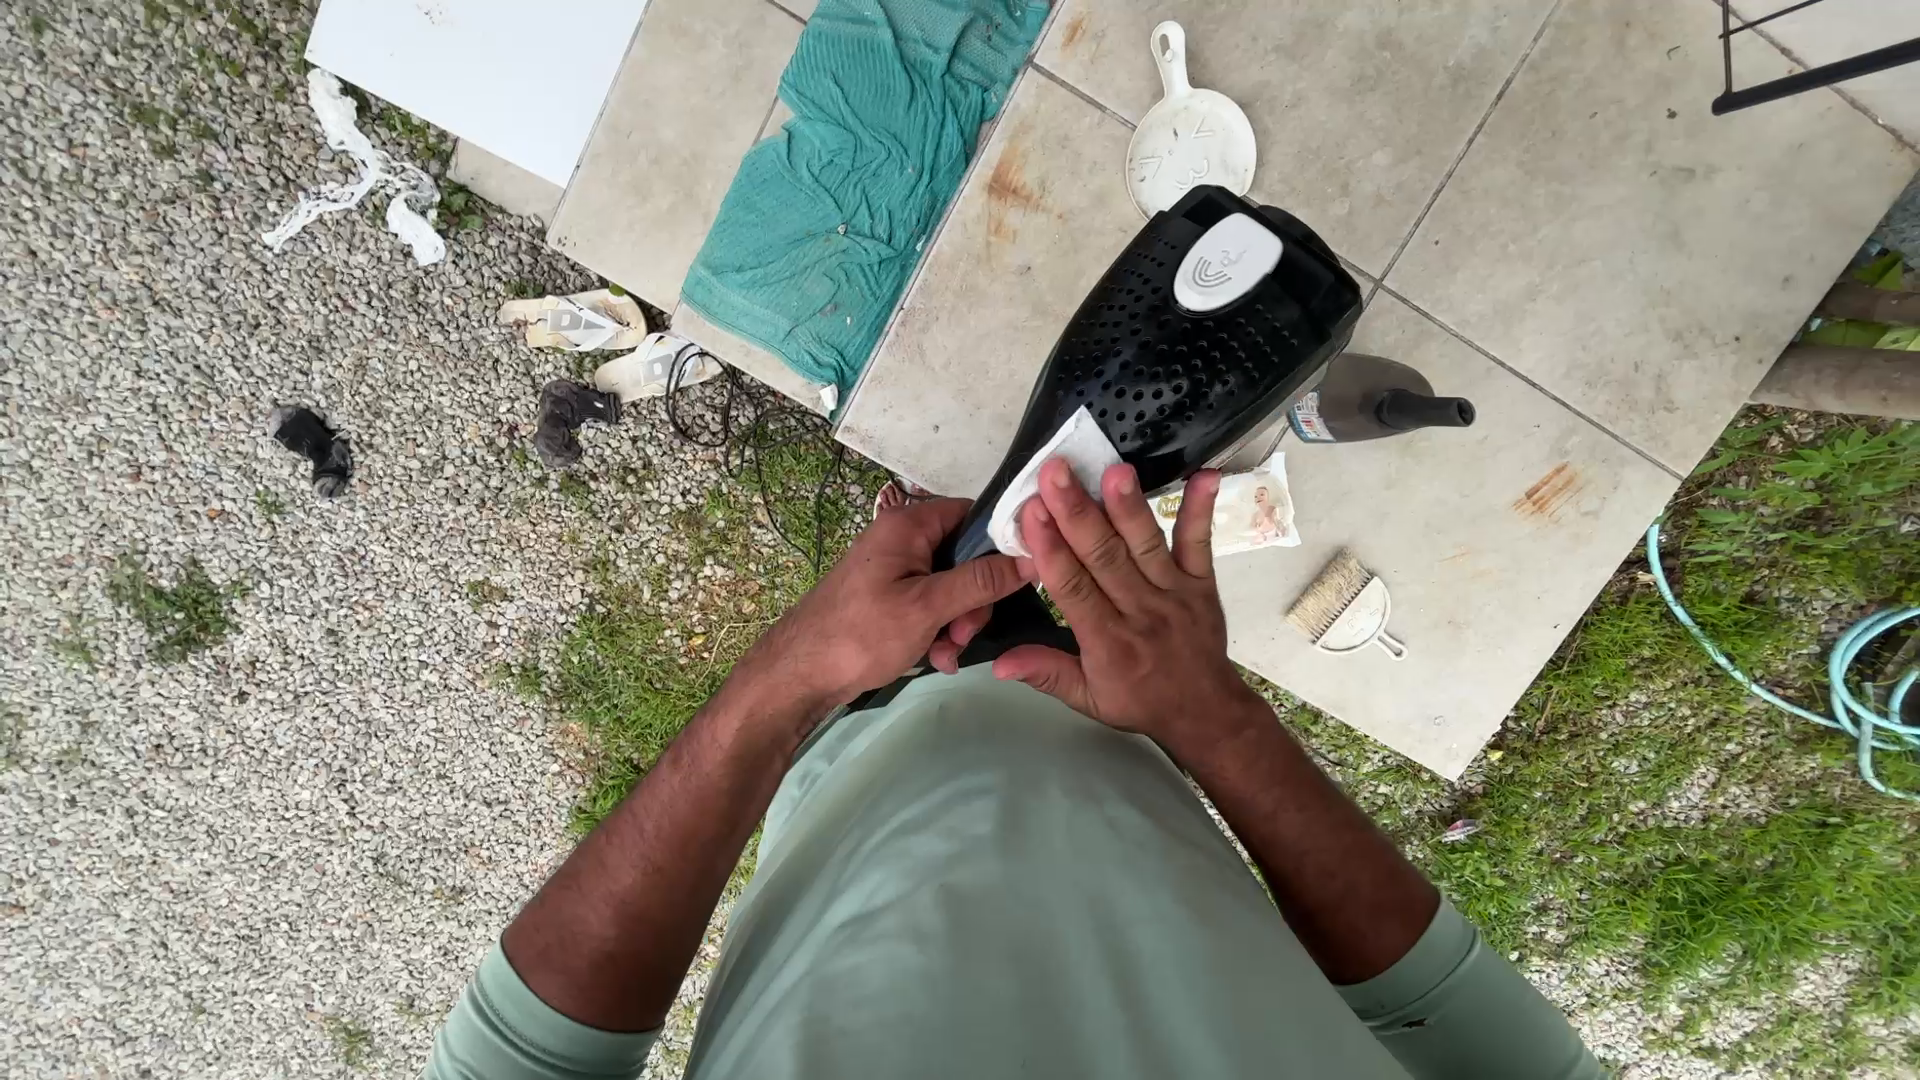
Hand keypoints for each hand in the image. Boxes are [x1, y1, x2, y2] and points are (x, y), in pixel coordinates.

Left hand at [740, 497, 1027, 712]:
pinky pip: (930, 605)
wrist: (800, 675)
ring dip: (957, 623)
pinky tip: (936, 658)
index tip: (1018, 577)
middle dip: (973, 600)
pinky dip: (938, 630)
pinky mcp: (890, 597)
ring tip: (944, 653)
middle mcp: (903, 539)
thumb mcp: (928, 606)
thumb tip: (1032, 559)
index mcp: (909, 524)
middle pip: (965, 557)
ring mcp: (895, 569)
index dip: (999, 543)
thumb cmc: (863, 633)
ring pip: (951, 587)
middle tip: (962, 632)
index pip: (972, 514)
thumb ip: (982, 582)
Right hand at [992, 459, 1266, 748]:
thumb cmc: (1138, 699)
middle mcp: (1140, 610)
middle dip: (1076, 513)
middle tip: (1055, 473)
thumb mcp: (1087, 698)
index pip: (1073, 588)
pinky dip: (1202, 509)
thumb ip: (1045, 672)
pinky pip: (1199, 542)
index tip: (1031, 513)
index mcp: (1107, 640)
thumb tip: (998, 663)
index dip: (1051, 550)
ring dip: (1128, 506)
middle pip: (1104, 556)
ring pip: (1145, 544)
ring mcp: (1173, 592)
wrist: (1205, 711)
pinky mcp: (1201, 581)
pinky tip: (1203, 475)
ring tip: (1113, 469)